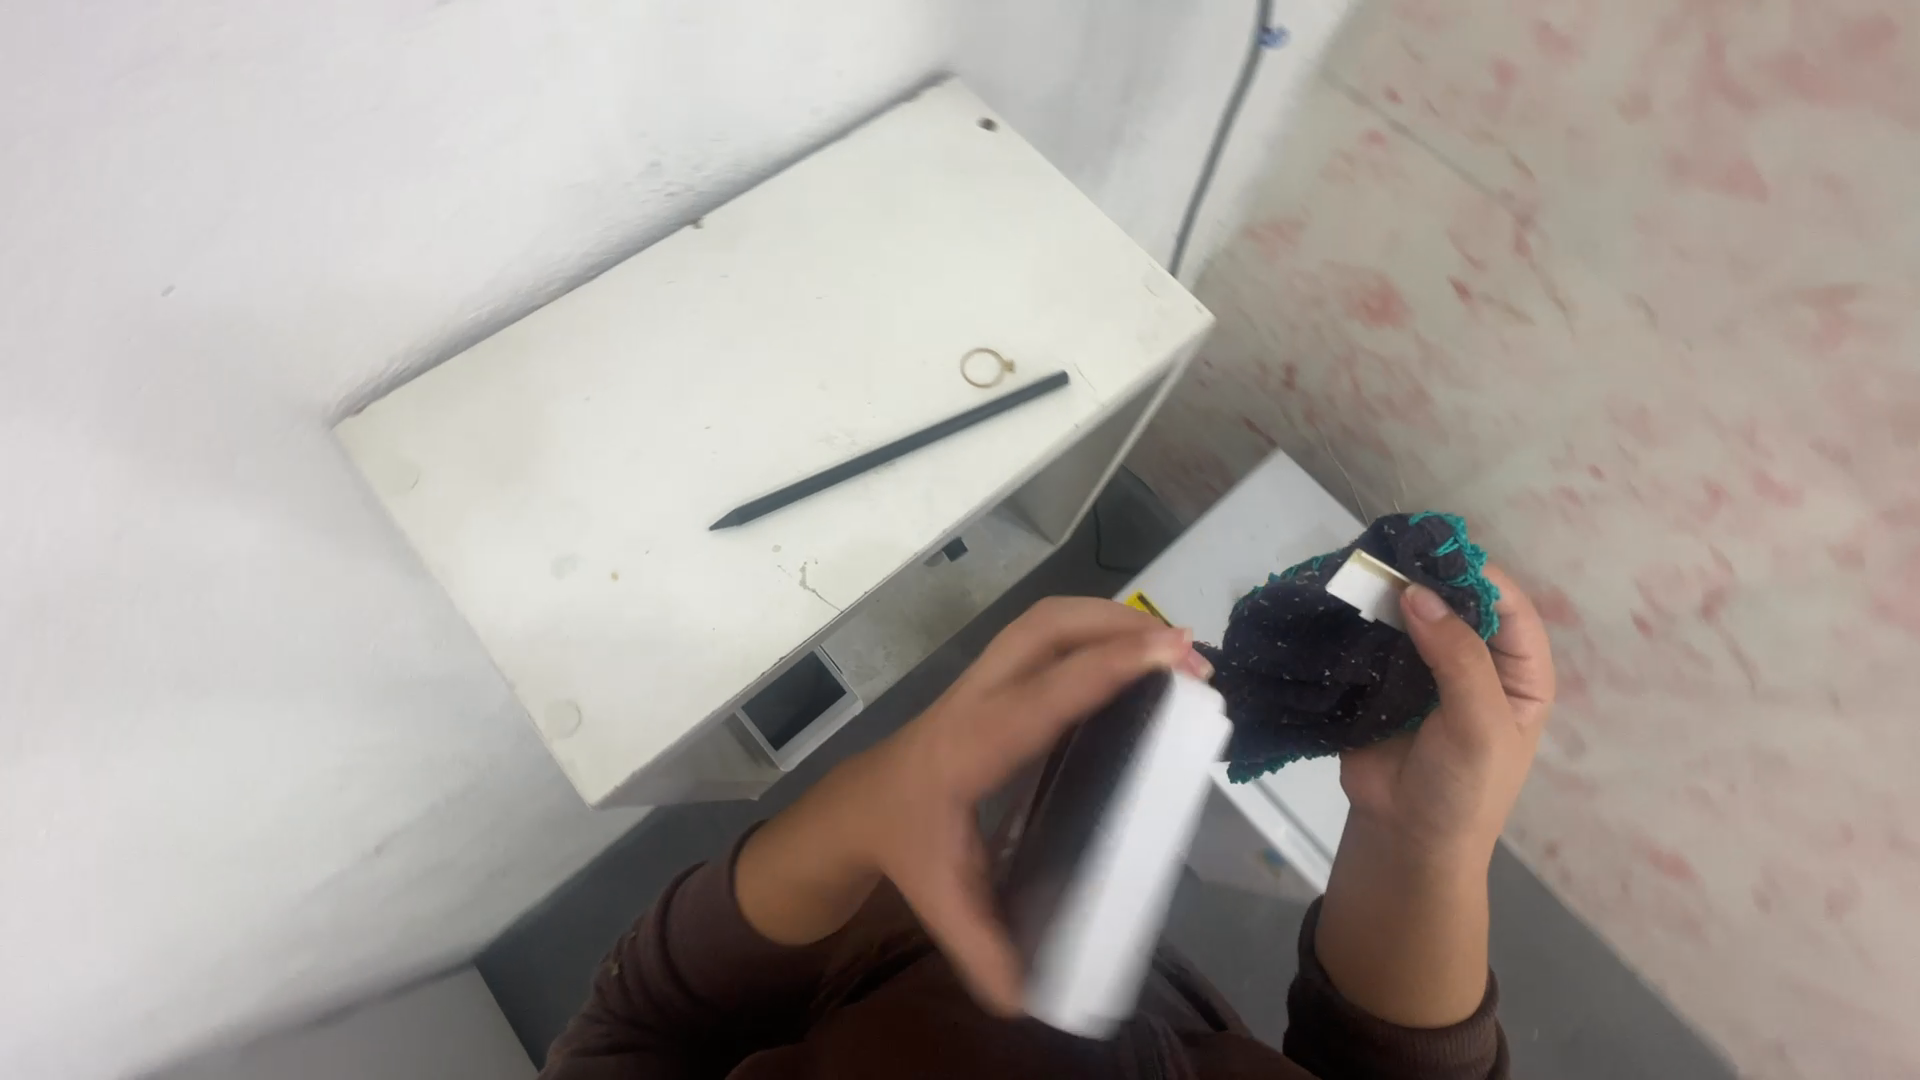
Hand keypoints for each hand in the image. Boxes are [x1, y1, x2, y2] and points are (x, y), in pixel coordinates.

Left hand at [734, 597, 1212, 1016]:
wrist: (863, 799)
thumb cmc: (905, 843)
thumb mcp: (941, 901)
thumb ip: (983, 951)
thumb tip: (1032, 1004)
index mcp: (973, 747)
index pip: (1043, 696)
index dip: (1107, 670)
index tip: (1171, 658)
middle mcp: (978, 697)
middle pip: (1044, 629)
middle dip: (1119, 627)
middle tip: (1186, 653)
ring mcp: (982, 677)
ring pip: (1045, 620)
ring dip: (1110, 618)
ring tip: (1170, 646)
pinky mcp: (995, 676)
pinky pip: (1046, 633)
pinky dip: (1094, 627)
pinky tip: (1130, 653)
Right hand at [1315, 564, 1554, 1027]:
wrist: (1403, 832)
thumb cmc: (1464, 786)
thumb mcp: (1478, 724)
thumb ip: (1457, 657)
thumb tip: (1416, 591)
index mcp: (1516, 673)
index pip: (1507, 608)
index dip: (1475, 577)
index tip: (1431, 555)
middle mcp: (1471, 662)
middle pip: (1453, 606)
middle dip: (1422, 581)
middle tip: (1382, 558)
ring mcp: (1421, 670)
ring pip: (1407, 618)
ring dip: (1383, 598)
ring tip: (1353, 573)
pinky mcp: (1378, 680)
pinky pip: (1371, 641)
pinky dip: (1357, 621)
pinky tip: (1337, 603)